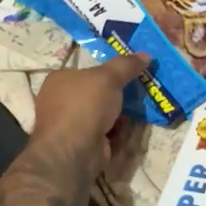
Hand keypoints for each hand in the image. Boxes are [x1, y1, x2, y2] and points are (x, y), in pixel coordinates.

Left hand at [31, 52, 149, 154]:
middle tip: (139, 92)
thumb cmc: (85, 105)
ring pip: (101, 114)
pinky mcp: (81, 143)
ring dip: (119, 115)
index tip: (129, 74)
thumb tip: (146, 54)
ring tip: (139, 111)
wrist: (75, 150)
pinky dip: (116, 131)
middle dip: (117, 95)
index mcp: (59, 79)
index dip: (108, 72)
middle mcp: (60, 100)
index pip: (86, 71)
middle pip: (96, 93)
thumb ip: (126, 65)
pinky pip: (104, 132)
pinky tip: (129, 129)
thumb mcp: (109, 77)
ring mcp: (70, 124)